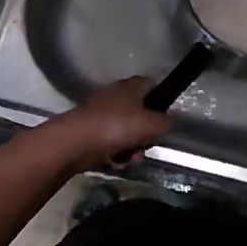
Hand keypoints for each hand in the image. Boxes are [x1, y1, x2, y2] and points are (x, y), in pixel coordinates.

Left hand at [49, 77, 175, 168]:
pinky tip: (114, 162)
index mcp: (131, 86)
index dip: (161, 98)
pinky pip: (109, 141)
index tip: (165, 117)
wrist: (74, 142)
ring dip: (130, 147)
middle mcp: (115, 95)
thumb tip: (172, 119)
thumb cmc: (117, 126)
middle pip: (139, 112)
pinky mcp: (89, 130)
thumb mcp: (151, 125)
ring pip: (125, 130)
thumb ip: (167, 122)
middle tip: (146, 144)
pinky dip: (114, 153)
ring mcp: (100, 112)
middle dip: (145, 132)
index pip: (152, 84)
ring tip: (128, 158)